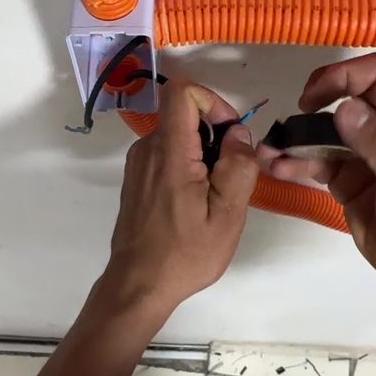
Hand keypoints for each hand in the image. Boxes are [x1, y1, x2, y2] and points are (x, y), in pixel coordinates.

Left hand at [100, 81, 259, 313]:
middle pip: (184, 116)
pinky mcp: (137, 180)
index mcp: (169, 152)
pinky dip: (187, 168)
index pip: (181, 91)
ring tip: (212, 199)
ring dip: (203, 156)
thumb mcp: (228, 214)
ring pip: (178, 138)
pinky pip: (167, 156)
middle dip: (215, 136)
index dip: (212, 101)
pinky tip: (194, 205)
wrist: (139, 284)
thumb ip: (238, 166)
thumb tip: (238, 133)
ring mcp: (138, 165)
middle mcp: (146, 150)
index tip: (230, 134)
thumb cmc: (185, 253)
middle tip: (228, 179)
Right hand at [259, 53, 375, 299]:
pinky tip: (274, 167)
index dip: (344, 76)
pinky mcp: (348, 180)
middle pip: (346, 97)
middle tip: (289, 125)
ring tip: (267, 150)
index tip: (313, 98)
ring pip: (325, 131)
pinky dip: (294, 162)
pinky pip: (316, 161)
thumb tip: (345, 108)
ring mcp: (366, 155)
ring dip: (296, 137)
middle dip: (313, 105)